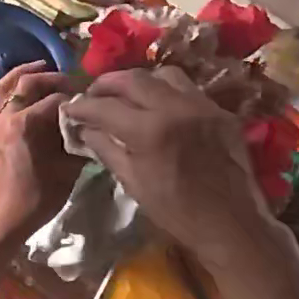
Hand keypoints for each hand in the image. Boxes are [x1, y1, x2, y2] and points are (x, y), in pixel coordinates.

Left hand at [0, 61, 81, 243]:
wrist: (6, 216)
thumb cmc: (39, 196)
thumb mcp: (68, 168)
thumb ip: (78, 139)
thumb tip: (89, 122)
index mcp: (24, 125)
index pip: (55, 98)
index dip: (75, 96)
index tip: (90, 99)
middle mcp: (6, 117)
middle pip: (27, 82)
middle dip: (52, 77)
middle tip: (71, 82)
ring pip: (5, 85)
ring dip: (25, 73)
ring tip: (45, 67)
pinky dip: (12, 86)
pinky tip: (29, 86)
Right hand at [60, 66, 279, 266]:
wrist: (230, 223)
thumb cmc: (173, 209)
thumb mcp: (130, 180)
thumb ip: (104, 147)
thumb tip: (84, 129)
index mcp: (150, 130)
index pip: (104, 106)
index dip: (81, 106)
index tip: (68, 108)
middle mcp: (177, 108)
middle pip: (133, 79)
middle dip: (106, 85)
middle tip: (92, 97)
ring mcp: (203, 107)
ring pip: (163, 75)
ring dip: (138, 82)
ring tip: (126, 97)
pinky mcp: (220, 112)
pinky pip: (188, 89)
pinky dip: (165, 92)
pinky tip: (156, 108)